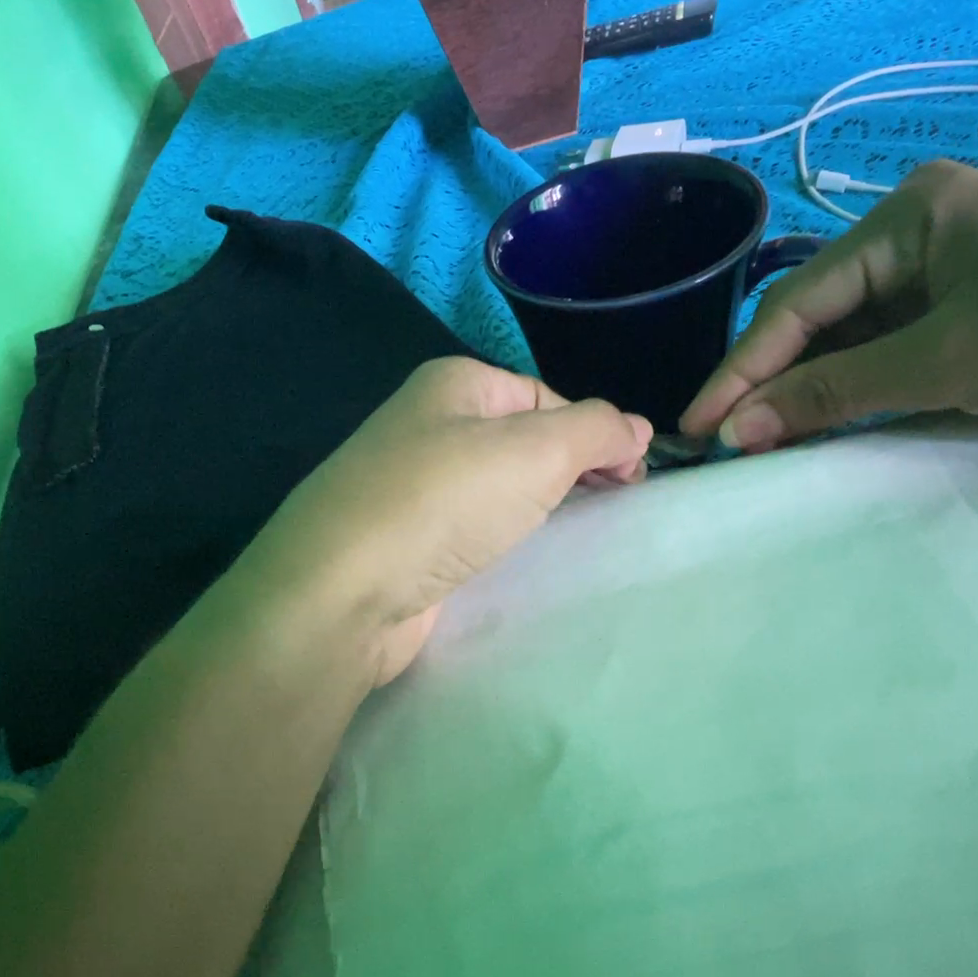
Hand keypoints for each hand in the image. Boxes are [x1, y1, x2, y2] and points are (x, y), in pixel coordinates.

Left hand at [239, 357, 652, 684]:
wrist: (342, 592)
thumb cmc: (443, 502)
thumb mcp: (536, 448)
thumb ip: (596, 430)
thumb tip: (635, 429)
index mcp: (453, 384)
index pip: (546, 397)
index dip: (593, 433)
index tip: (630, 479)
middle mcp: (426, 426)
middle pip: (521, 441)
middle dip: (568, 471)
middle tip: (609, 508)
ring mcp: (408, 487)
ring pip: (495, 490)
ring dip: (536, 510)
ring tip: (569, 538)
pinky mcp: (404, 542)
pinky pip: (469, 531)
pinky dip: (499, 542)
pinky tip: (515, 562)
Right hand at [681, 161, 977, 450]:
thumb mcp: (951, 362)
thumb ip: (836, 393)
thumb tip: (736, 431)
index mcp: (908, 217)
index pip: (797, 303)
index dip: (742, 372)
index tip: (695, 427)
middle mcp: (915, 235)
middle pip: (815, 318)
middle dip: (768, 382)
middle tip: (720, 442)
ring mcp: (942, 273)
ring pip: (847, 340)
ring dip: (806, 392)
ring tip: (756, 444)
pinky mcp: (967, 311)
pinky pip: (886, 353)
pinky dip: (853, 394)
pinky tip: (817, 428)